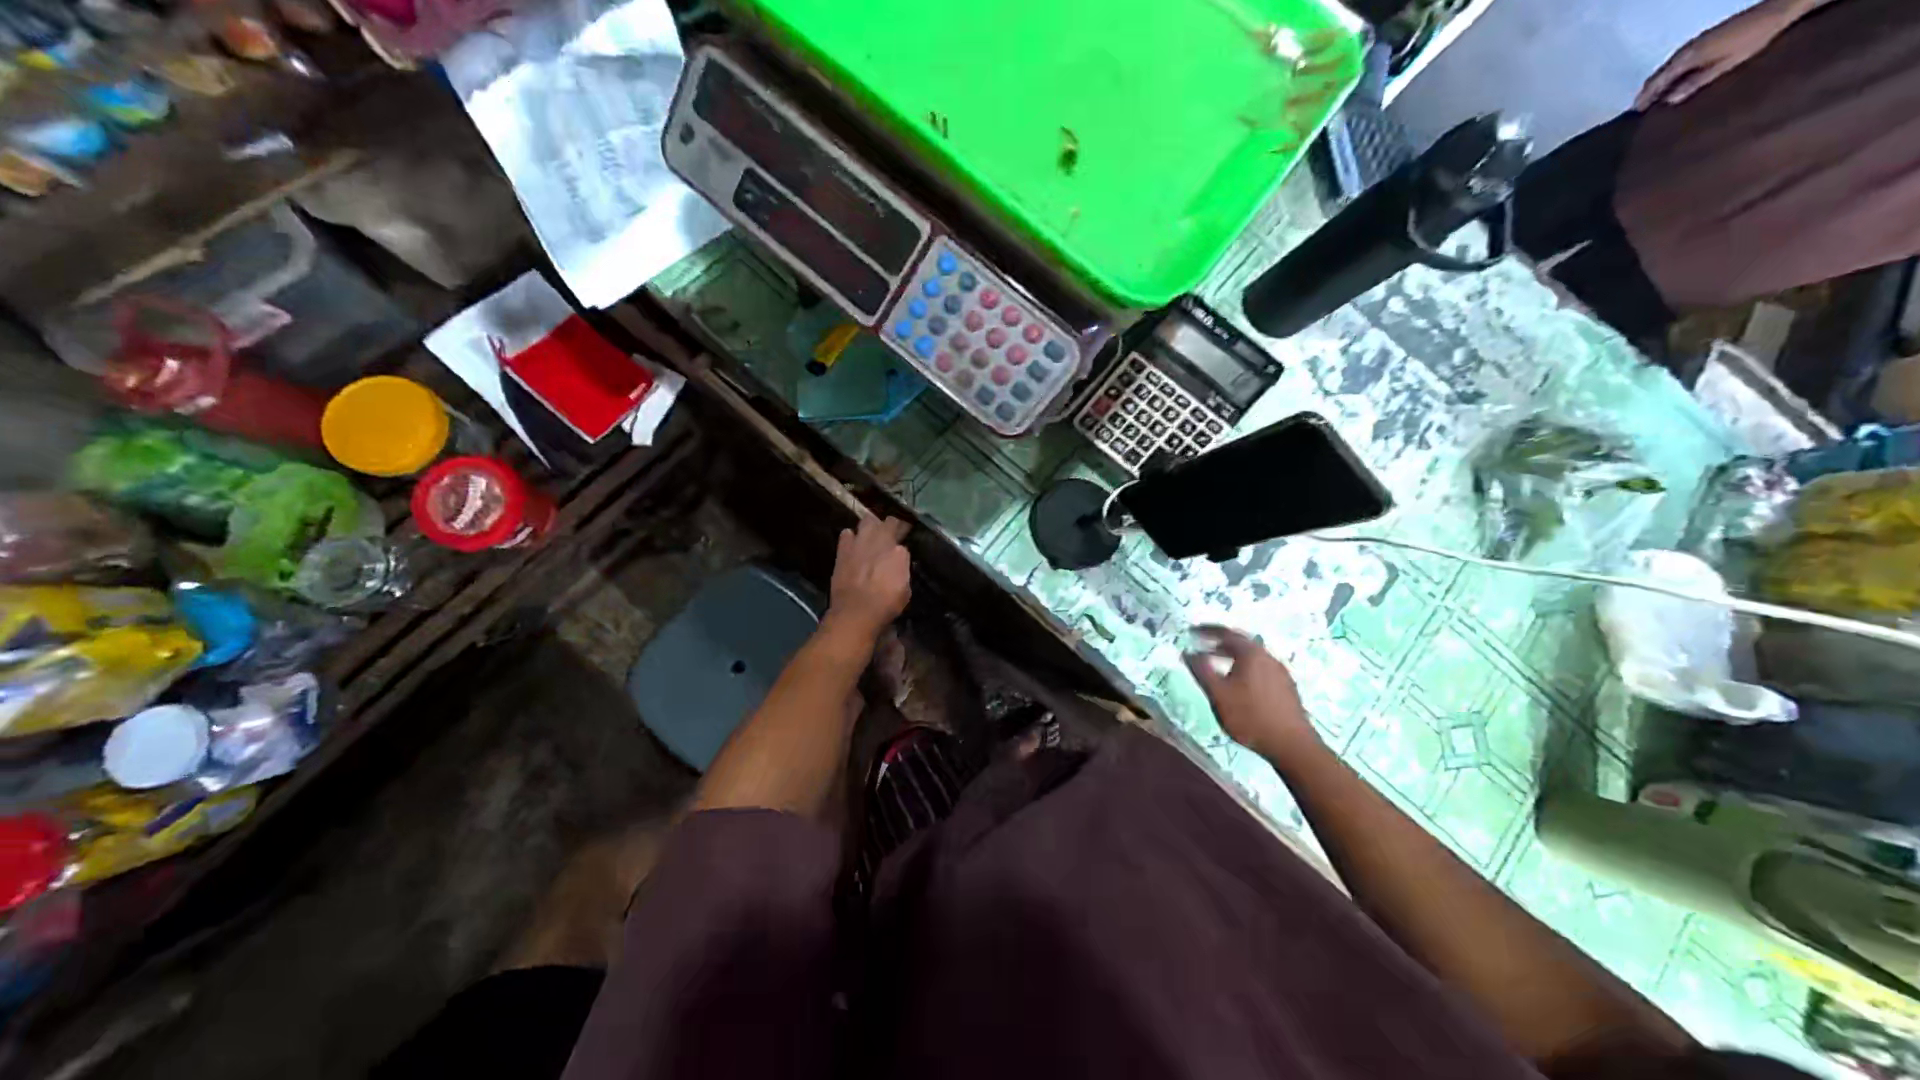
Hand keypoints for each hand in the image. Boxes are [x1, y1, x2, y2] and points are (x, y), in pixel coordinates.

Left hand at [826, 516, 911, 638]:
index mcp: (899, 552)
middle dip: (890, 525)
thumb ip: (901, 569)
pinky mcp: (843, 549)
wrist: (856, 611)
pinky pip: (846, 534)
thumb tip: (897, 562)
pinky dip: (850, 537)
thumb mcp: (905, 589)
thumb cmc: (886, 605)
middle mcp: (881, 541)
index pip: (904, 536)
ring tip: (871, 534)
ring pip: (867, 520)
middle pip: (888, 522)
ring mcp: (860, 542)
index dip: (905, 536)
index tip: (905, 539)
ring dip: (871, 526)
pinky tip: (852, 545)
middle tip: (890, 533)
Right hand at [1183, 627, 1320, 764]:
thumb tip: (1188, 652)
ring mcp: (1280, 672)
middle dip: (1221, 642)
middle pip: (1242, 642)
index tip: (1192, 630)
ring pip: (1253, 656)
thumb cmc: (1250, 716)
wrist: (1291, 744)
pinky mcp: (1286, 687)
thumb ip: (1202, 671)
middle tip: (1204, 646)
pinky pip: (1261, 668)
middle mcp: (1268, 657)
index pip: (1226, 633)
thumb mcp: (1218, 694)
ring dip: (1233, 656)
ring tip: (1219, 665)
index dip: (1207, 630)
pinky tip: (1240, 683)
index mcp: (1251, 654)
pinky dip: (1245, 667)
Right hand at [1635, 0, 1801, 107]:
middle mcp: (1685, 50)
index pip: (1655, 83)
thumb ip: (1695, 83)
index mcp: (1686, 58)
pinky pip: (1677, 61)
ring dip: (1658, 83)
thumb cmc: (1754, 40)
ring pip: (1666, 68)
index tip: (1635, 115)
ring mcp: (1695, 43)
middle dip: (1647, 92)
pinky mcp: (1705, 39)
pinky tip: (1674, 81)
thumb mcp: (1725, 65)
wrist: (1781, 9)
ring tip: (1655, 98)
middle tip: (1641, 110)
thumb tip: (1668, 100)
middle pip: (1657, 75)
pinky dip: (1670, 74)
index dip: (1643, 99)